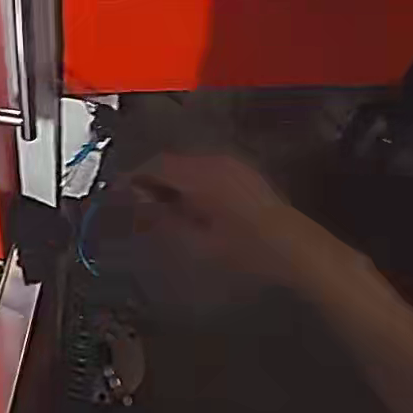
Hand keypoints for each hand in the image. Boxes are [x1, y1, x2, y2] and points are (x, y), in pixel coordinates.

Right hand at [128, 152, 349, 287]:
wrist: (295, 251)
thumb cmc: (243, 251)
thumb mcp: (195, 242)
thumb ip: (161, 219)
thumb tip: (136, 204)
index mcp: (200, 174)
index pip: (155, 164)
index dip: (132, 178)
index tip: (116, 195)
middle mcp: (215, 161)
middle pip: (171, 163)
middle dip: (150, 181)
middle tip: (135, 206)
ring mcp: (233, 165)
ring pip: (188, 167)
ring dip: (170, 183)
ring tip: (161, 210)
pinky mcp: (244, 175)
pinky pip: (206, 172)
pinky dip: (190, 185)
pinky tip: (190, 208)